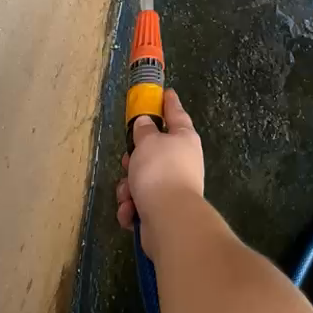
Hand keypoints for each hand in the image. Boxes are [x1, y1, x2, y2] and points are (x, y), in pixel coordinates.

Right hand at [116, 89, 203, 230]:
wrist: (169, 219)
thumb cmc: (159, 171)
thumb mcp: (148, 142)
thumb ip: (144, 130)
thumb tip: (145, 124)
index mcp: (184, 138)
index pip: (176, 113)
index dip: (169, 102)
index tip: (165, 93)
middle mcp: (182, 160)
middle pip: (153, 151)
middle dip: (134, 160)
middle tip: (128, 162)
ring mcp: (173, 187)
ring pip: (141, 179)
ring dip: (129, 188)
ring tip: (128, 195)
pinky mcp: (162, 210)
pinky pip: (140, 203)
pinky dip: (131, 208)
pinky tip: (130, 212)